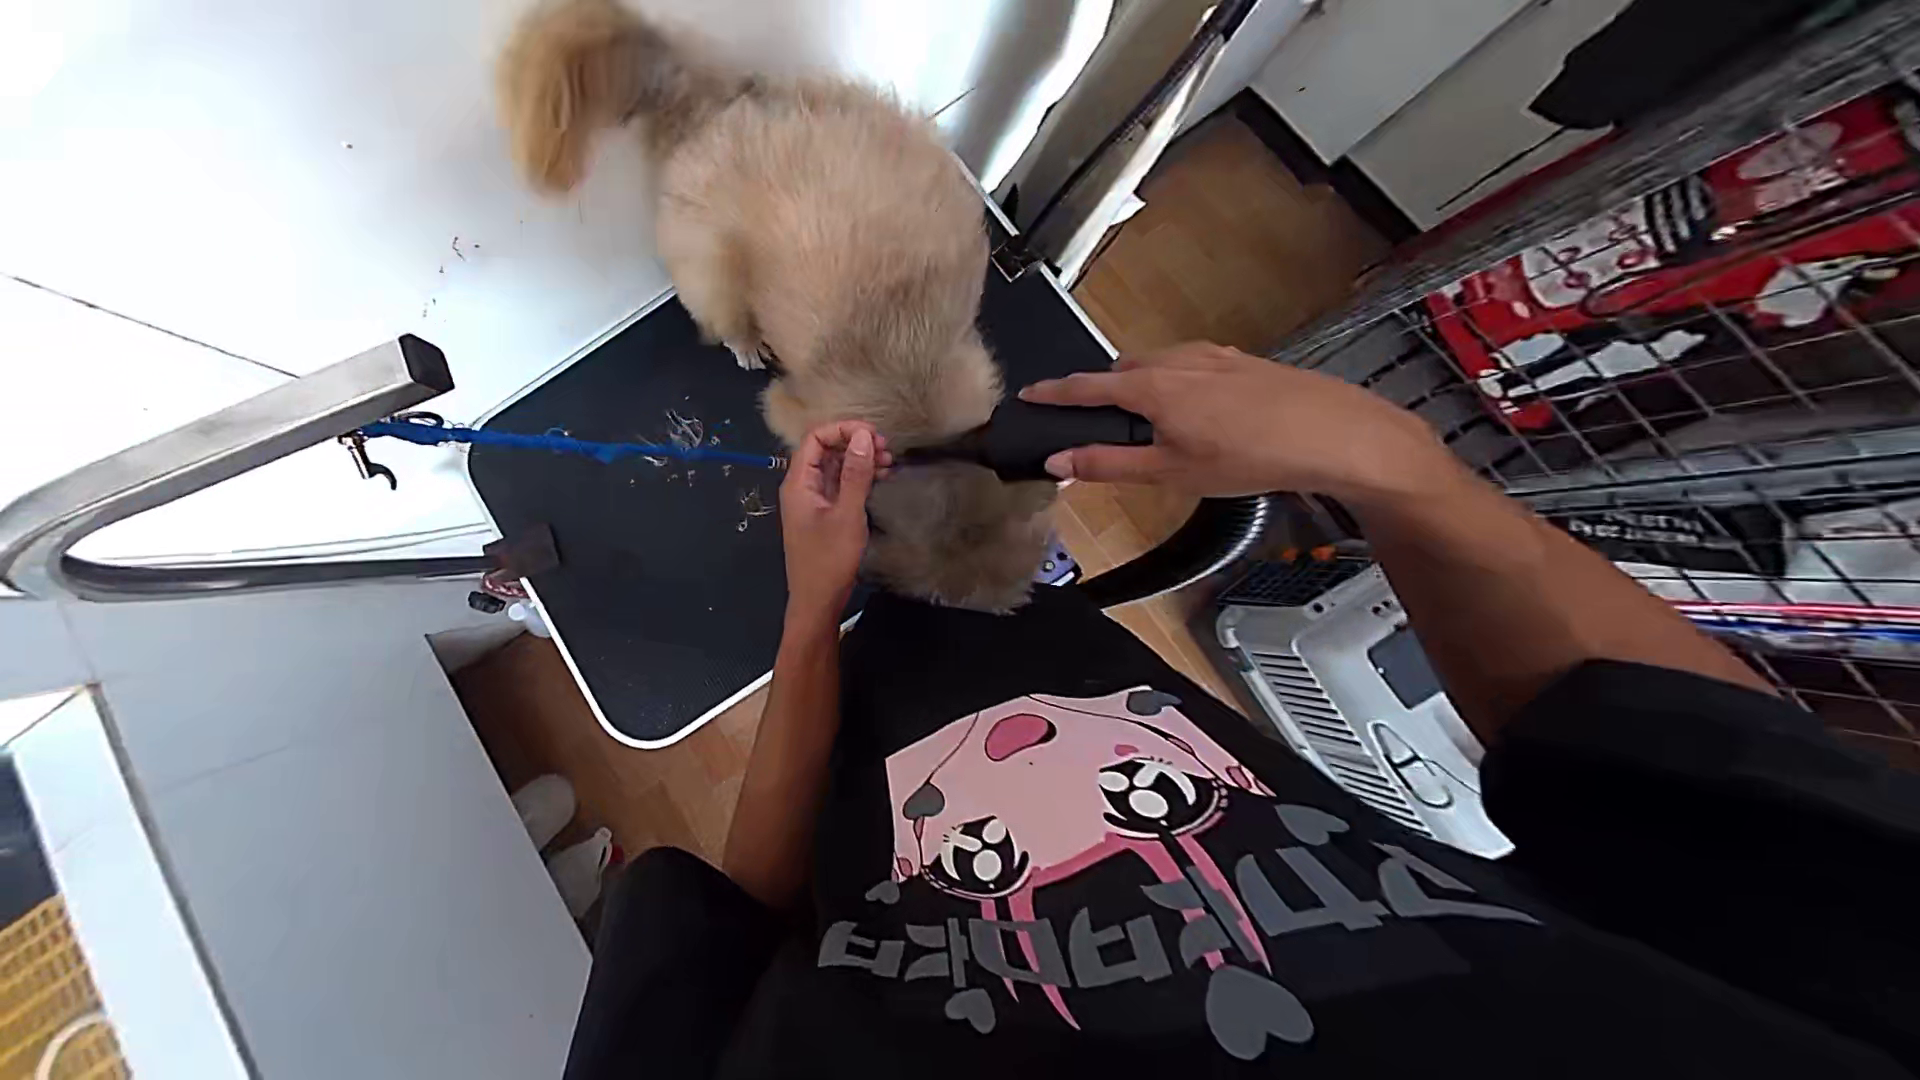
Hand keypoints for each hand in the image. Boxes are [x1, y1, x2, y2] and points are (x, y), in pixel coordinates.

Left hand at [778, 420, 891, 624]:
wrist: (818, 600)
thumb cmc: (828, 560)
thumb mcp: (847, 514)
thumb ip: (855, 474)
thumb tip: (864, 437)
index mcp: (798, 483)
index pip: (815, 438)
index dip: (843, 429)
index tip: (873, 434)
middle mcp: (803, 487)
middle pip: (826, 450)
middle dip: (855, 443)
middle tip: (886, 448)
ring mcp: (814, 500)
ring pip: (836, 467)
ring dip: (860, 460)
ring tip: (889, 462)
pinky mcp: (825, 513)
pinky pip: (841, 485)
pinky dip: (860, 478)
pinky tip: (881, 478)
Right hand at [1018, 342, 1462, 508]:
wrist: (1334, 435)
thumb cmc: (1248, 457)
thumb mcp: (1170, 471)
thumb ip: (1108, 464)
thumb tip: (1057, 463)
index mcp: (1151, 386)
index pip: (1085, 386)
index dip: (1053, 392)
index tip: (1028, 392)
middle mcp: (1176, 360)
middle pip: (1119, 370)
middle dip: (1096, 391)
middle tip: (1089, 421)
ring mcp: (1210, 356)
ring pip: (1153, 364)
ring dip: (1134, 385)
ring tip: (1139, 421)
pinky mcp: (1237, 360)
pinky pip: (1185, 364)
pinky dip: (1168, 381)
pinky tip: (1188, 409)